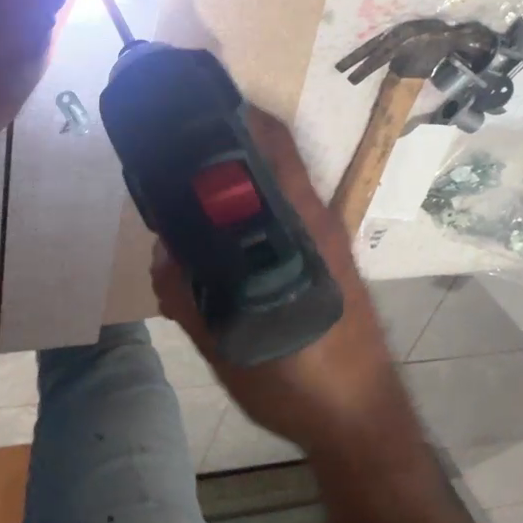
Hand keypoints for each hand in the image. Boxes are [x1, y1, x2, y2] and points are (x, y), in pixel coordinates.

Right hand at [151, 108, 403, 456]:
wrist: (358, 422)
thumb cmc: (296, 383)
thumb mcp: (225, 343)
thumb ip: (186, 295)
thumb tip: (163, 250)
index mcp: (298, 227)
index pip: (271, 145)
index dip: (234, 112)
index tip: (192, 99)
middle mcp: (316, 223)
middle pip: (271, 160)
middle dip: (223, 144)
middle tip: (174, 146)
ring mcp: (324, 242)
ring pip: (275, 190)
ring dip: (235, 180)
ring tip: (187, 191)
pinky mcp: (325, 264)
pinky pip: (280, 218)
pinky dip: (248, 212)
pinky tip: (217, 239)